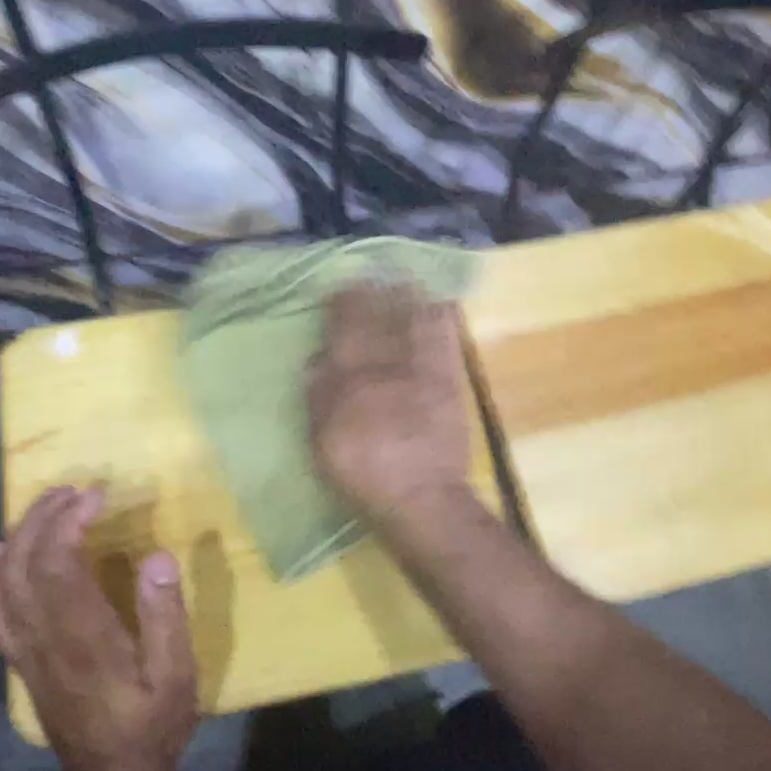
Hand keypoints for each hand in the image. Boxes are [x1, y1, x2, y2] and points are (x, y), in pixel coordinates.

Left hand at [0, 485, 197, 770]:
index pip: (58, 565)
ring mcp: (25, 650)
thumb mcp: (177, 675)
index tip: (97, 495)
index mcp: (83, 638)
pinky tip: (3, 550)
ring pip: (1, 582)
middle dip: (43, 517)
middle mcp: (44, 638)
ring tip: (48, 506)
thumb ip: (166, 616)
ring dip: (20, 535)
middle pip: (23, 564)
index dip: (69, 521)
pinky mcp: (20, 659)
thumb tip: (158, 556)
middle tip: (75, 489)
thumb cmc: (152, 724)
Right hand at [309, 282, 472, 524]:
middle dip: (375, 295)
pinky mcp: (451, 383)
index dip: (344, 304)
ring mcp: (424, 370)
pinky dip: (442, 320)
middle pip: (381, 319)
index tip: (341, 286)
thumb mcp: (322, 440)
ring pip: (415, 323)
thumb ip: (319, 395)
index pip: (346, 327)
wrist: (421, 497)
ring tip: (405, 279)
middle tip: (372, 274)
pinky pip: (446, 342)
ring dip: (409, 298)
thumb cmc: (362, 472)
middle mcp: (389, 363)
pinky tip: (440, 305)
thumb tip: (318, 359)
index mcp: (353, 375)